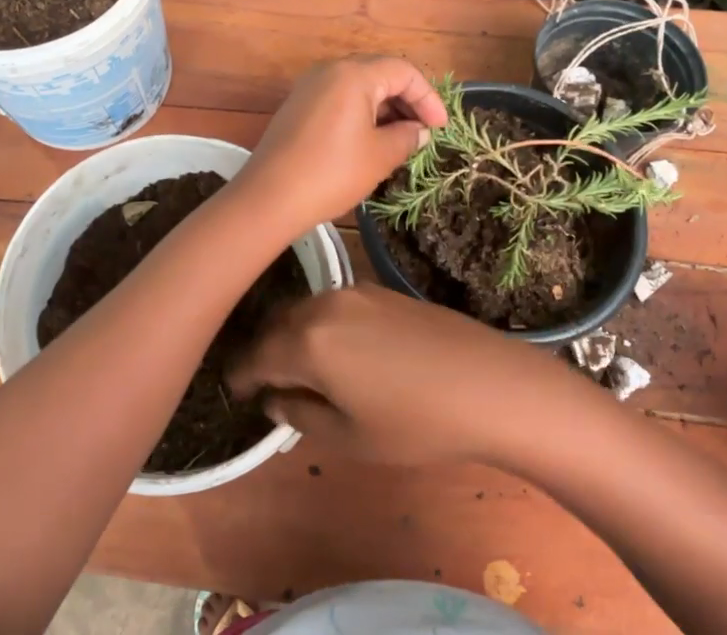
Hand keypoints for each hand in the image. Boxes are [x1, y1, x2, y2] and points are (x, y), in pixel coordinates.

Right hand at [227, 285, 590, 465]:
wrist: (492, 385)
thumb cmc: (417, 423)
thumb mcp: (349, 437)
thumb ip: (299, 415)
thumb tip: (274, 399)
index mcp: (306, 341)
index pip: (254, 356)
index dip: (239, 377)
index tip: (235, 393)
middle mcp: (322, 304)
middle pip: (275, 325)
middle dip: (263, 352)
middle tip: (262, 382)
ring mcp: (355, 291)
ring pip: (304, 310)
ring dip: (291, 335)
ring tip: (297, 367)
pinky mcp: (381, 289)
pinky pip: (332, 304)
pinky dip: (320, 324)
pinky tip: (335, 350)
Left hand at [231, 56, 447, 240]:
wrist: (269, 197)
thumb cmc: (331, 173)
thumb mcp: (379, 156)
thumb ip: (406, 137)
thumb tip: (418, 131)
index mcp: (353, 75)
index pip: (403, 71)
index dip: (428, 97)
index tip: (441, 127)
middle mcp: (329, 71)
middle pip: (380, 73)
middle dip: (407, 99)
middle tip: (424, 130)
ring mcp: (309, 87)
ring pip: (358, 86)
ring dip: (384, 107)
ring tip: (401, 138)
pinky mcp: (297, 106)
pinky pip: (339, 98)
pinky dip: (361, 112)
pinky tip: (370, 140)